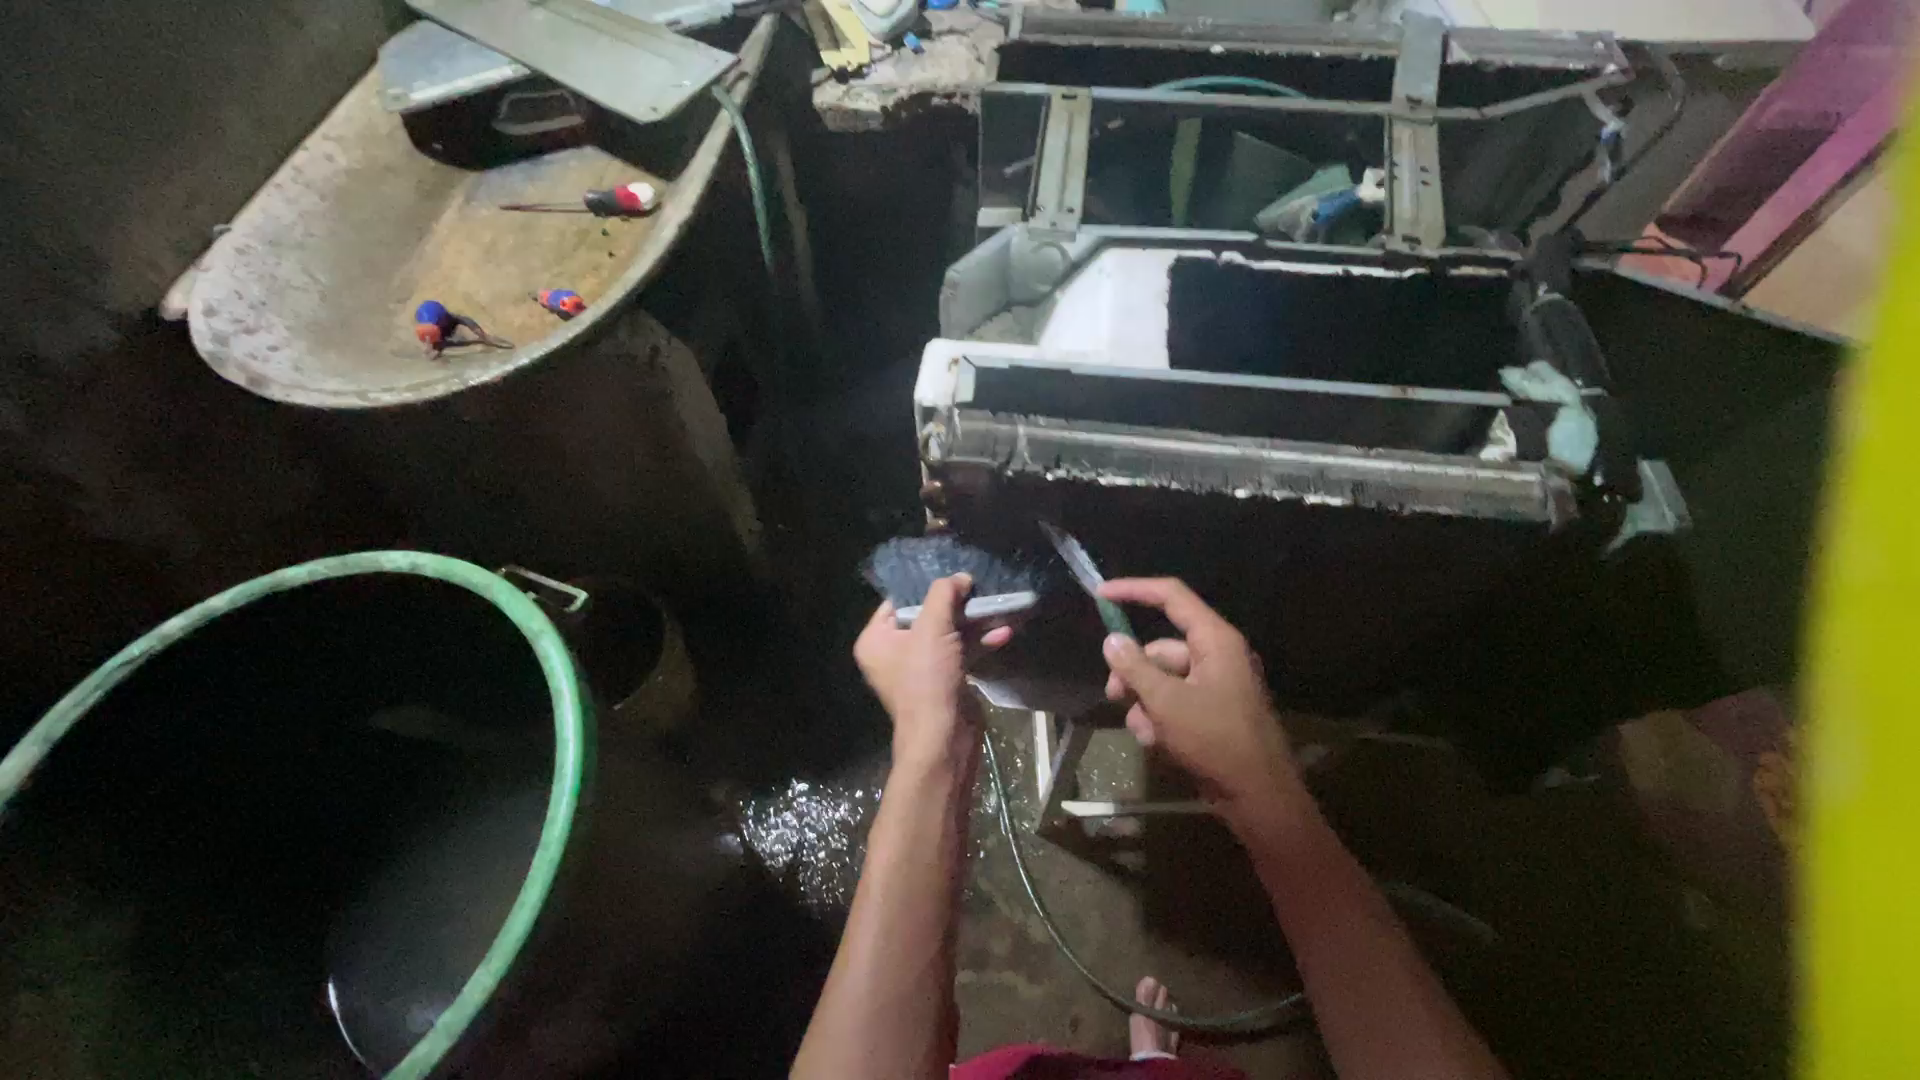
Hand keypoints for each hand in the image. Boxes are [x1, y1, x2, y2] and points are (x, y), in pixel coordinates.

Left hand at [855, 574, 1012, 770]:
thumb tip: (959, 577)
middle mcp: (894, 652)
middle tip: (979, 586)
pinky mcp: (945, 679)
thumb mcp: (932, 628)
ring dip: (974, 621)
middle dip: (957, 603)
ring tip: (1000, 606)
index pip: (898, 601)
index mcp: (876, 639)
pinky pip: (962, 651)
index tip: (951, 572)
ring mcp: (921, 667)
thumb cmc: (926, 678)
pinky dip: (980, 641)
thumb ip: (944, 595)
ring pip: (949, 634)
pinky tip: (1004, 630)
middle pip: (927, 615)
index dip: (924, 586)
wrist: (944, 737)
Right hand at [1098, 578, 1301, 821]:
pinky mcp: (1211, 712)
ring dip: (1145, 703)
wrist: (1259, 796)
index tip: (1101, 594)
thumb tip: (1112, 640)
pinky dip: (1159, 718)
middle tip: (1113, 695)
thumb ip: (1135, 668)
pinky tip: (1155, 743)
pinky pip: (1175, 702)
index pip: (1172, 597)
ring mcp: (1216, 685)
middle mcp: (1217, 656)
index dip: (1135, 590)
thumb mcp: (1167, 702)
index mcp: (1215, 641)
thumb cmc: (1216, 740)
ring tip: (1143, 732)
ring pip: (1163, 680)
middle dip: (1133, 671)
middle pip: (1160, 648)